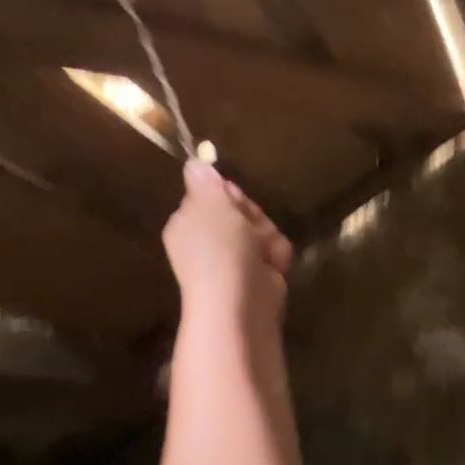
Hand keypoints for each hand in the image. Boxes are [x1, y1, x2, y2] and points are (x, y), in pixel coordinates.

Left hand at [162, 161, 294, 322]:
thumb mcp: (210, 205)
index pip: (211, 194)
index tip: (234, 197)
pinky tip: (272, 266)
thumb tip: (192, 163)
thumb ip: (205, 182)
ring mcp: (234, 258)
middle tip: (248, 226)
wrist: (239, 301)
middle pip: (242, 209)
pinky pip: (274, 250)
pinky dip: (276, 255)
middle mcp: (208, 240)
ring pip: (263, 227)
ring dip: (268, 236)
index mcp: (188, 223)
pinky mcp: (258, 272)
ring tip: (262, 252)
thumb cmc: (218, 249)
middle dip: (253, 215)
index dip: (228, 194)